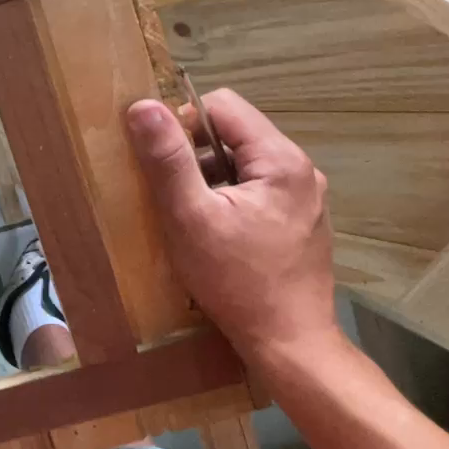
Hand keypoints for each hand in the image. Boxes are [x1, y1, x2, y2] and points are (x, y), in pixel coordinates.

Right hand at [124, 92, 340, 370]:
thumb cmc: (236, 281)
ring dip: (210, 179)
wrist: (289, 343)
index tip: (165, 164)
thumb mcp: (190, 217)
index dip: (184, 124)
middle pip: (234, 133)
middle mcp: (301, 169)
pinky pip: (256, 188)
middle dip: (196, 155)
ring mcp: (305, 197)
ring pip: (243, 162)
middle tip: (174, 196)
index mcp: (281, 159)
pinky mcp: (301, 221)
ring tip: (192, 217)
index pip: (223, 105)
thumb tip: (143, 107)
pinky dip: (229, 199)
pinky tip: (216, 234)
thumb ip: (168, 160)